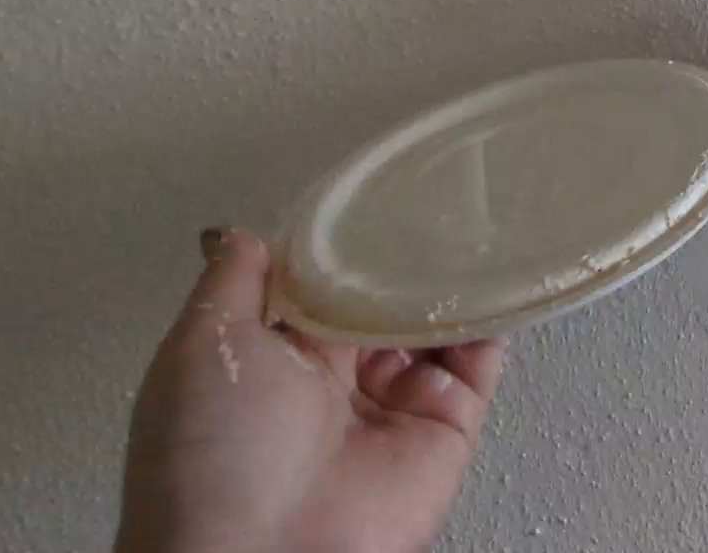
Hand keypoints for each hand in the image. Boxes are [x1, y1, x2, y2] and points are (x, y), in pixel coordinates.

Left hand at [116, 228, 505, 552]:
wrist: (274, 552)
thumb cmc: (217, 456)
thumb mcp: (202, 354)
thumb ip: (231, 286)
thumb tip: (231, 231)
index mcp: (285, 357)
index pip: (329, 284)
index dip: (352, 241)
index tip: (381, 192)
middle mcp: (345, 374)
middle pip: (393, 298)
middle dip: (415, 257)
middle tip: (445, 201)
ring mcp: (404, 394)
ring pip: (443, 319)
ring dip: (460, 281)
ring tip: (484, 229)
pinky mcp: (454, 413)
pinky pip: (485, 353)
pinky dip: (498, 315)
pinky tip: (505, 277)